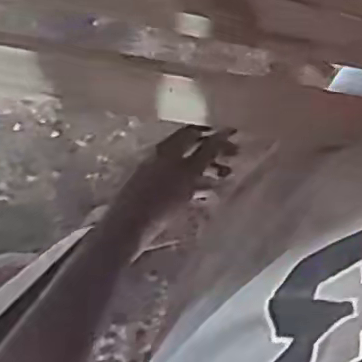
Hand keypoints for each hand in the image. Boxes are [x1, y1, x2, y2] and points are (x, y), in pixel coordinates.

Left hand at [102, 126, 235, 233]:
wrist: (127, 230)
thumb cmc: (162, 199)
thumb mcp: (190, 172)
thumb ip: (209, 151)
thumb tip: (225, 131)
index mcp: (167, 148)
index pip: (194, 131)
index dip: (215, 133)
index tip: (234, 138)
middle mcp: (159, 157)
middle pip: (192, 148)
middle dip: (214, 153)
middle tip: (234, 159)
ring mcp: (154, 175)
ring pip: (187, 167)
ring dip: (208, 170)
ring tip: (225, 180)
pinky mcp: (152, 193)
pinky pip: (179, 182)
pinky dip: (195, 185)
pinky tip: (207, 196)